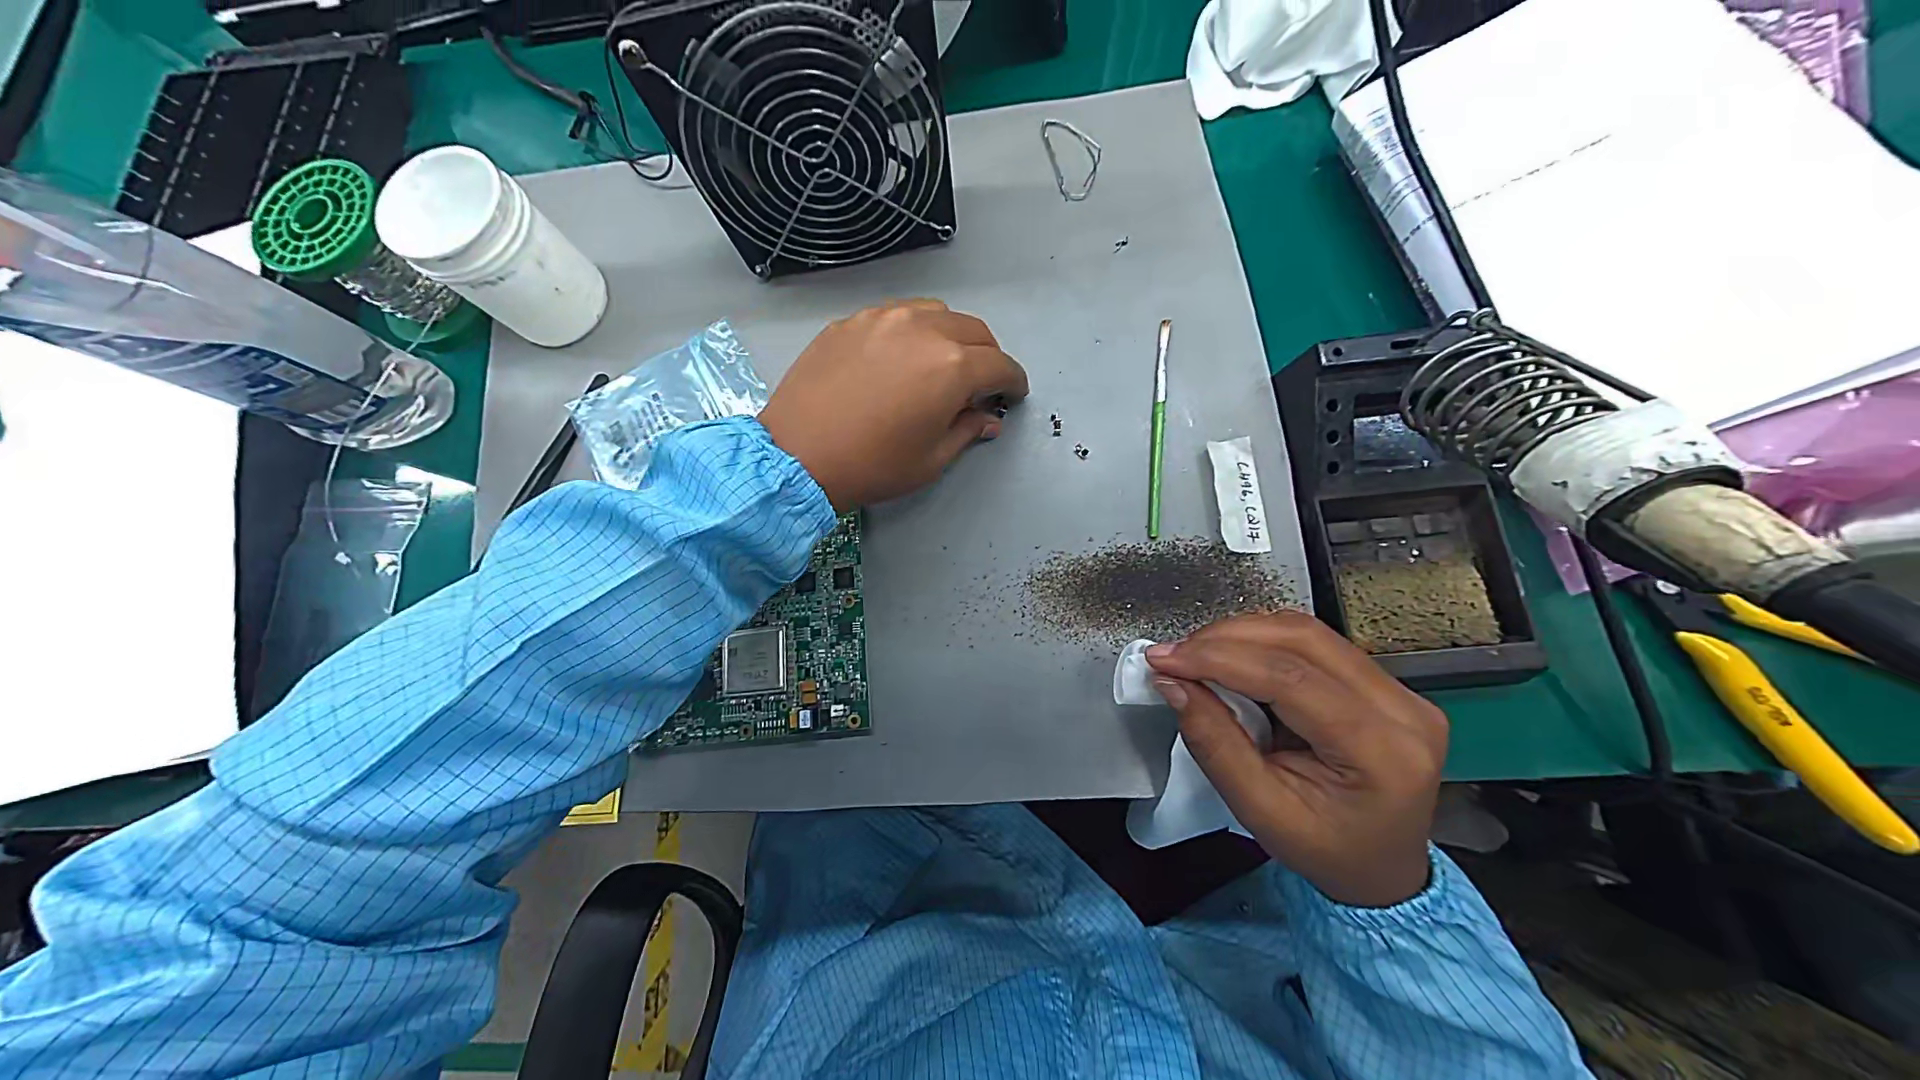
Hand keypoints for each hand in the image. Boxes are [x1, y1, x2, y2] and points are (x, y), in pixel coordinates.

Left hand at [759, 299, 1029, 510]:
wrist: (798, 456)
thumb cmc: (871, 465)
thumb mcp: (931, 459)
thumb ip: (967, 431)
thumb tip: (986, 419)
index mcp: (952, 366)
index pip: (1000, 365)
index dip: (1013, 382)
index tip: (1012, 394)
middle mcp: (922, 330)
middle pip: (974, 331)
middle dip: (986, 355)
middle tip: (980, 383)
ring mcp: (882, 319)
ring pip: (935, 313)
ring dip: (950, 335)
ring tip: (940, 363)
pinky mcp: (850, 322)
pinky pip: (894, 316)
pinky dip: (910, 332)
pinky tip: (898, 359)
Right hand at [1145, 613, 1447, 907]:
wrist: (1379, 870)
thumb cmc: (1327, 851)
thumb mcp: (1260, 810)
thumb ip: (1215, 743)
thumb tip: (1175, 685)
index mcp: (1383, 753)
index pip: (1291, 678)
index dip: (1220, 659)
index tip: (1167, 658)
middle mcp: (1404, 711)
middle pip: (1302, 640)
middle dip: (1227, 638)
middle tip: (1176, 654)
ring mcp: (1400, 692)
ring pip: (1307, 632)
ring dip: (1242, 635)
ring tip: (1197, 657)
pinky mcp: (1383, 683)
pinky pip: (1314, 643)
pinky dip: (1262, 643)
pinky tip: (1232, 660)